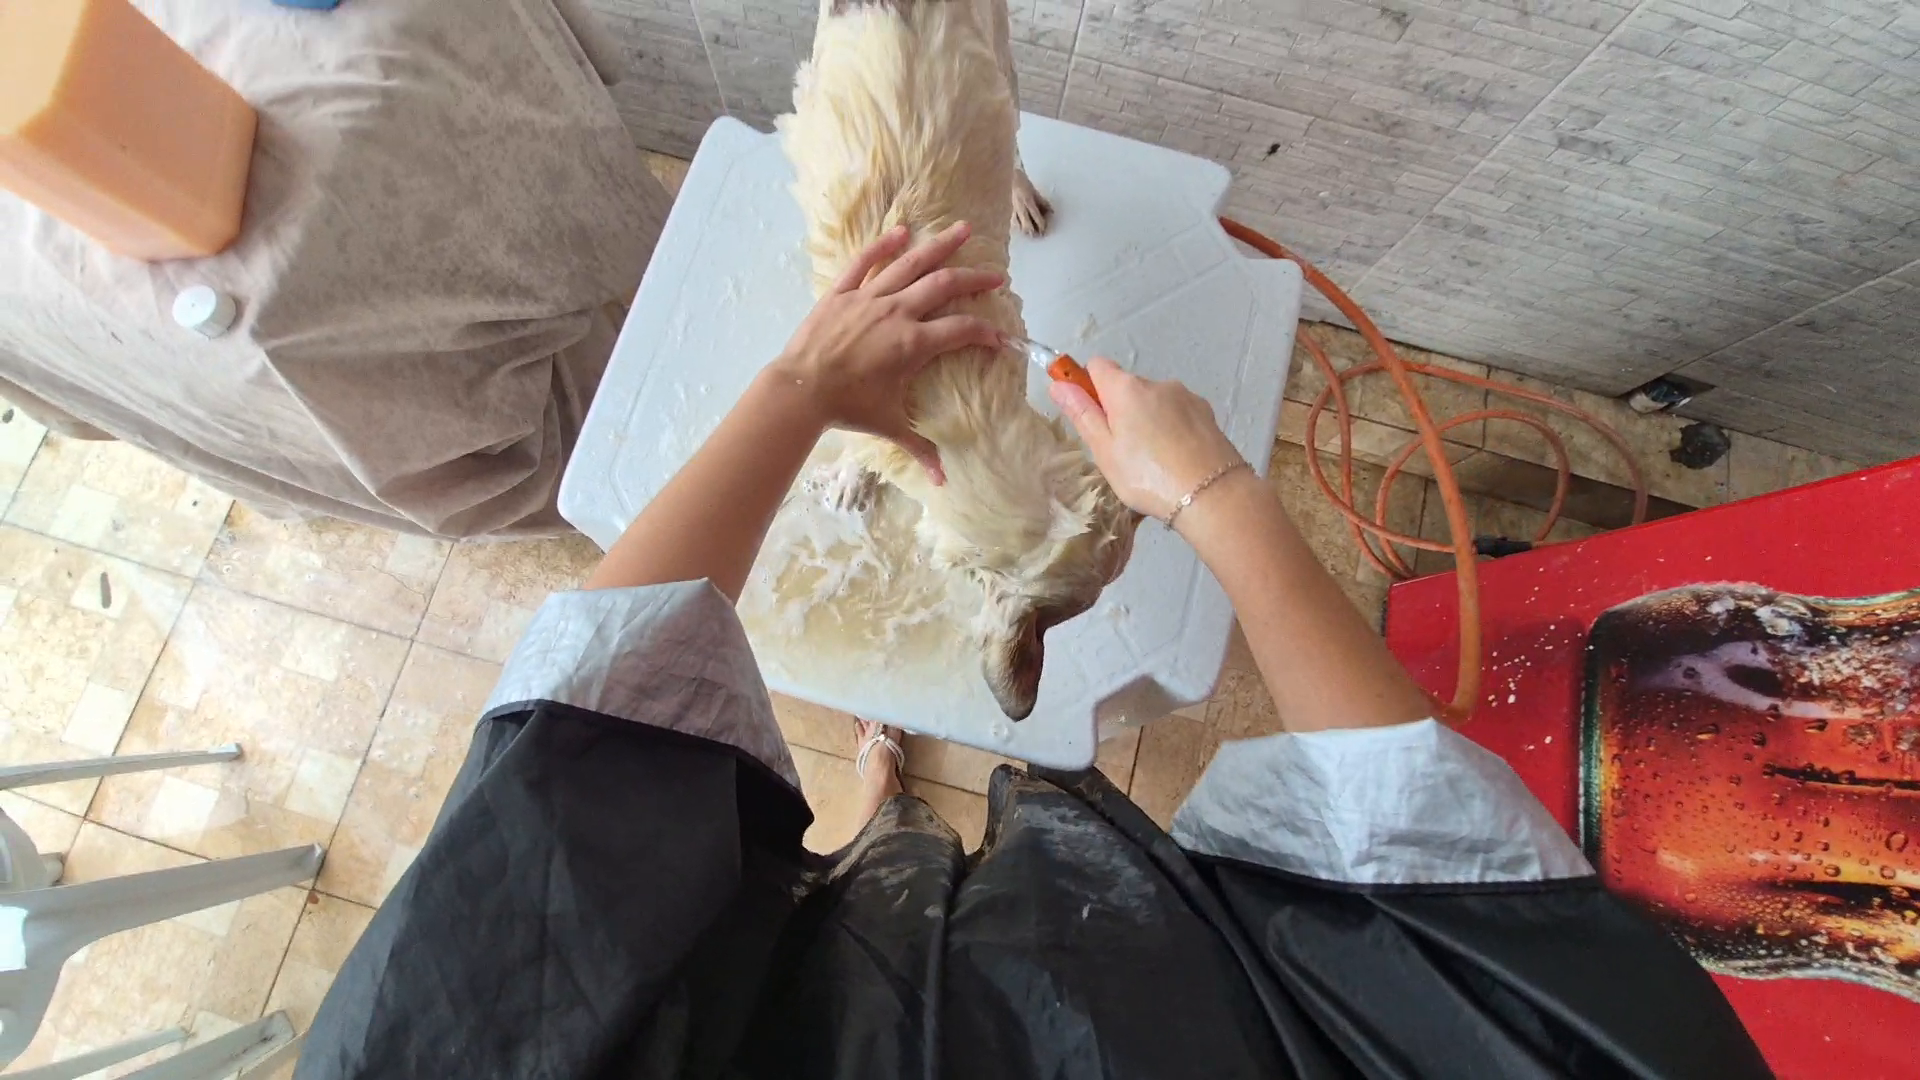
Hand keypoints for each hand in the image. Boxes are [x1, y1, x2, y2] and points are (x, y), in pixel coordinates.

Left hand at [768, 222, 1003, 482]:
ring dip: (940, 245)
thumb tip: (943, 479)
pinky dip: (884, 245)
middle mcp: (896, 312)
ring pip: (911, 263)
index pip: (962, 330)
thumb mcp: (889, 426)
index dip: (987, 332)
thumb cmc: (848, 408)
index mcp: (913, 344)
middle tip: (997, 274)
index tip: (1002, 338)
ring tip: (962, 229)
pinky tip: (902, 232)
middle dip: (975, 278)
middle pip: (945, 285)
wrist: (800, 390)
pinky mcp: (842, 292)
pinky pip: (865, 261)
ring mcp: (868, 297)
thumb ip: (920, 447)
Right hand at [1049, 357, 1246, 521]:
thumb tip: (1058, 383)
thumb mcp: (1104, 450)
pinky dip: (1170, 429)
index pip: (1097, 366)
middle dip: (1118, 410)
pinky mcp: (1206, 413)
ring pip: (1153, 402)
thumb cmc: (1147, 476)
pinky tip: (1174, 458)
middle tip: (1119, 451)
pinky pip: (1176, 414)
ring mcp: (1186, 396)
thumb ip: (1082, 413)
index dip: (1086, 385)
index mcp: (1127, 389)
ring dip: (1146, 420)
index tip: (1088, 415)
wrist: (1212, 494)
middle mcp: (1158, 383)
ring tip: (1151, 461)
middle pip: (1126, 386)